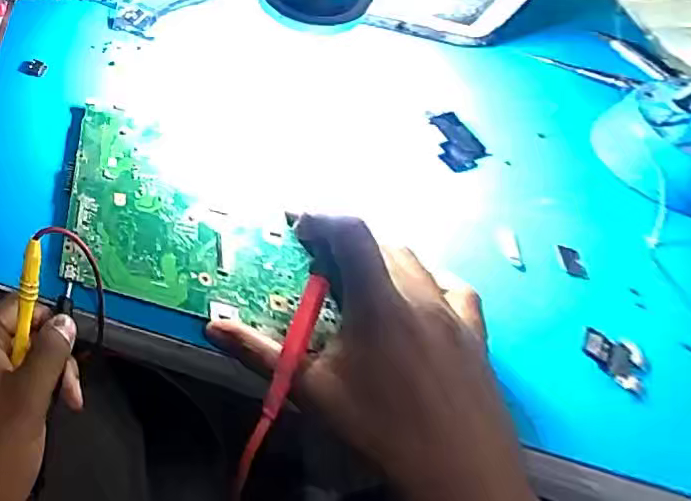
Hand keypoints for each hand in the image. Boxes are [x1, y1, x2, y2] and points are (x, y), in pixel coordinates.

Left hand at [0, 295, 84, 500]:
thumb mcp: (31, 395)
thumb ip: (50, 353)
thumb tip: (65, 320)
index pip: (17, 304)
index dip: (47, 319)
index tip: (71, 345)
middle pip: (26, 331)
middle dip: (54, 356)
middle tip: (72, 390)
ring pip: (27, 356)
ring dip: (51, 377)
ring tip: (67, 405)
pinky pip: (18, 377)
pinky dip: (38, 390)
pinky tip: (49, 412)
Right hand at [206, 215, 533, 500]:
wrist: (466, 487)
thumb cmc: (383, 433)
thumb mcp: (311, 391)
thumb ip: (260, 352)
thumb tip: (212, 327)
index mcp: (379, 304)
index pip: (351, 230)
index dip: (320, 217)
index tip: (297, 230)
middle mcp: (420, 301)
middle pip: (380, 240)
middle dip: (342, 237)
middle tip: (315, 254)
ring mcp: (455, 320)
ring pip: (417, 261)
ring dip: (380, 255)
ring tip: (357, 274)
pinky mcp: (478, 342)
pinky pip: (456, 291)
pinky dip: (429, 280)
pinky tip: (415, 297)